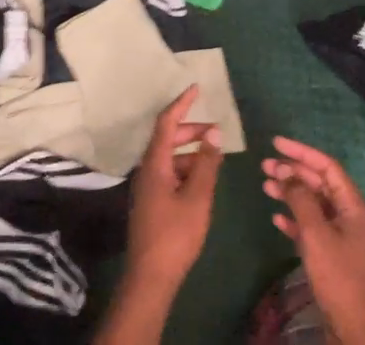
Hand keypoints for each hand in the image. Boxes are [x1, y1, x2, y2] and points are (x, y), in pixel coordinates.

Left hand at [126, 85, 223, 285]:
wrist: (151, 275)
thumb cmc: (175, 234)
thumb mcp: (197, 197)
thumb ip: (207, 164)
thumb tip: (214, 133)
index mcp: (155, 163)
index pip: (166, 122)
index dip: (181, 104)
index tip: (196, 88)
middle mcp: (147, 169)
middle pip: (168, 139)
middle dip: (191, 130)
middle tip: (217, 131)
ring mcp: (148, 186)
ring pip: (170, 158)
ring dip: (192, 152)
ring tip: (216, 157)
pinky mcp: (152, 202)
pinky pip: (170, 174)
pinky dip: (187, 170)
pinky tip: (204, 181)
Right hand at [262, 136, 364, 344]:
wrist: (354, 325)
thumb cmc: (338, 275)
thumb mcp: (317, 233)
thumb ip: (301, 199)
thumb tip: (287, 172)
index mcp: (352, 204)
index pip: (326, 166)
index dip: (301, 152)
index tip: (275, 143)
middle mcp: (348, 213)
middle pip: (319, 182)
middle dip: (293, 172)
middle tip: (265, 165)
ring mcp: (341, 233)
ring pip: (313, 203)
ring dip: (290, 193)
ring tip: (266, 186)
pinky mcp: (332, 252)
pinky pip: (311, 226)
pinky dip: (294, 219)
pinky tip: (277, 218)